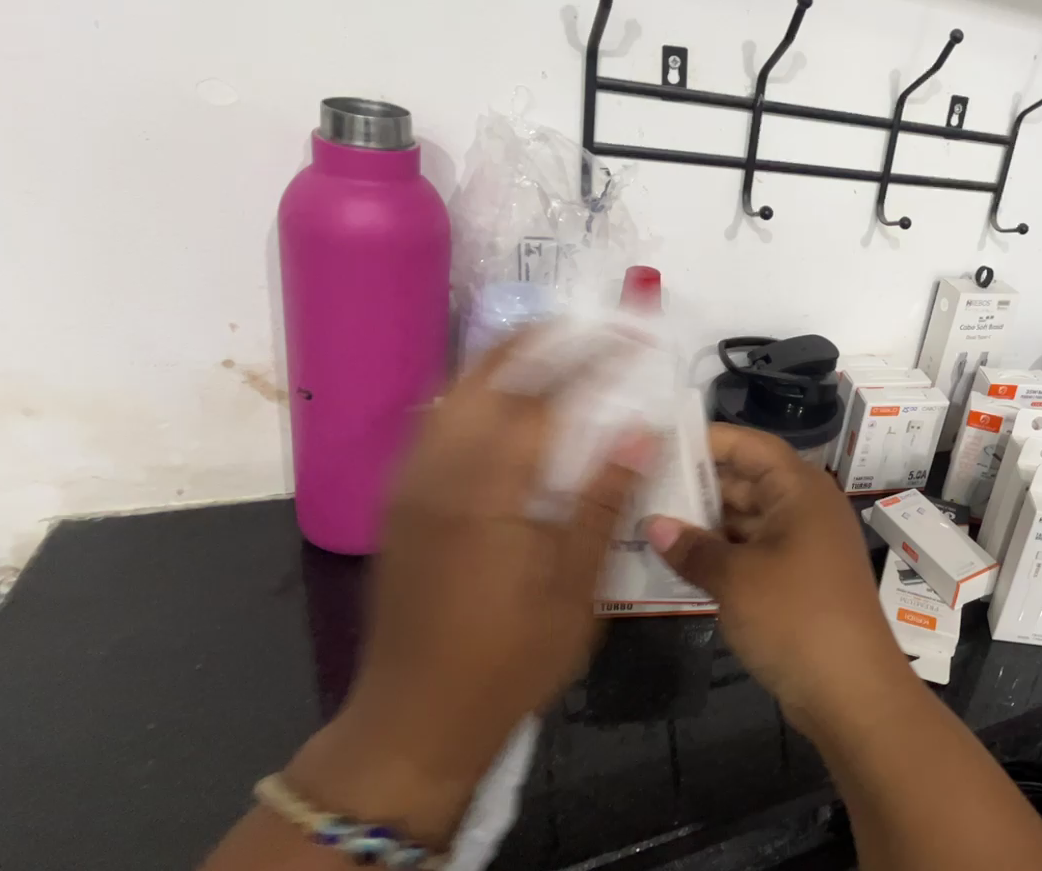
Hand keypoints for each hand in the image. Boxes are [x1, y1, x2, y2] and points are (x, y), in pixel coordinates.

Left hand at [286, 328, 655, 842]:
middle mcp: (439, 475)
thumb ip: (603, 502)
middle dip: (532, 342)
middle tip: (580, 322)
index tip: (628, 336)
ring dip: (497, 362)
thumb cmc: (509, 657)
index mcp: (487, 492)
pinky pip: (434, 427)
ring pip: (450, 399)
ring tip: (545, 346)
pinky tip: (497, 404)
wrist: (413, 720)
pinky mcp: (402, 506)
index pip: (543, 400)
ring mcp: (412, 489)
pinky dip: (469, 395)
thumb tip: (639, 431)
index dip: (589, 360)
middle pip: (482, 381)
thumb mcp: (575, 587)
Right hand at [644, 424, 915, 736]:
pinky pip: (756, 550)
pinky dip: (724, 553)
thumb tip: (654, 525)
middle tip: (642, 489)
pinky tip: (681, 562)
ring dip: (707, 523)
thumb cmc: (795, 616)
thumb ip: (692, 547)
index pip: (752, 446)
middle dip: (699, 486)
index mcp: (800, 489)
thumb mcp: (736, 579)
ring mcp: (805, 543)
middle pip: (748, 480)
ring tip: (649, 524)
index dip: (710, 441)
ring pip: (749, 518)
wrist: (852, 688)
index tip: (663, 443)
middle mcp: (806, 507)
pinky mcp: (801, 577)